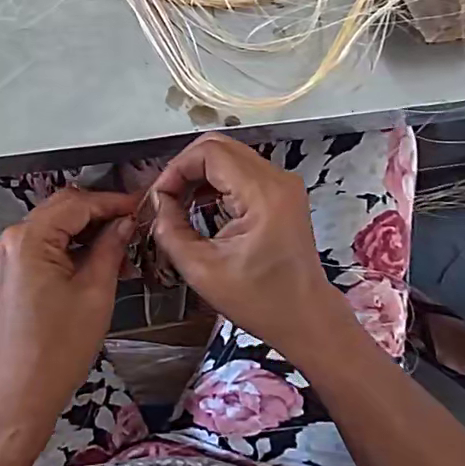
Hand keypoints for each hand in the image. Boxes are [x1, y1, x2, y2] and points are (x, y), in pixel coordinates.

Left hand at [0, 189, 136, 453]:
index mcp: (29, 237)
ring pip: (55, 227)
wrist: (20, 393)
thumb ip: (110, 248)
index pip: (76, 202)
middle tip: (136, 224)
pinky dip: (72, 248)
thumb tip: (125, 223)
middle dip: (100, 214)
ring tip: (124, 248)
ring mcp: (9, 254)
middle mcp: (12, 238)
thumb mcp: (95, 293)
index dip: (112, 201)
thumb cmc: (57, 348)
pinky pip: (46, 246)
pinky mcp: (13, 271)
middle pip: (63, 209)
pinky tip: (100, 261)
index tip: (141, 204)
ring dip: (88, 232)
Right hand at [148, 133, 352, 359]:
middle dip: (184, 167)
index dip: (176, 168)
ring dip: (197, 173)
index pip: (209, 153)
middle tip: (167, 196)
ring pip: (227, 154)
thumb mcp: (200, 269)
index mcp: (263, 195)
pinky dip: (213, 179)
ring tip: (180, 202)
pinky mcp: (281, 191)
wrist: (307, 319)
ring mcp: (283, 183)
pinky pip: (238, 168)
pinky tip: (200, 205)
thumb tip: (158, 201)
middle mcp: (277, 180)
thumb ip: (169, 229)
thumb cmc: (258, 300)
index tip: (161, 197)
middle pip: (217, 146)